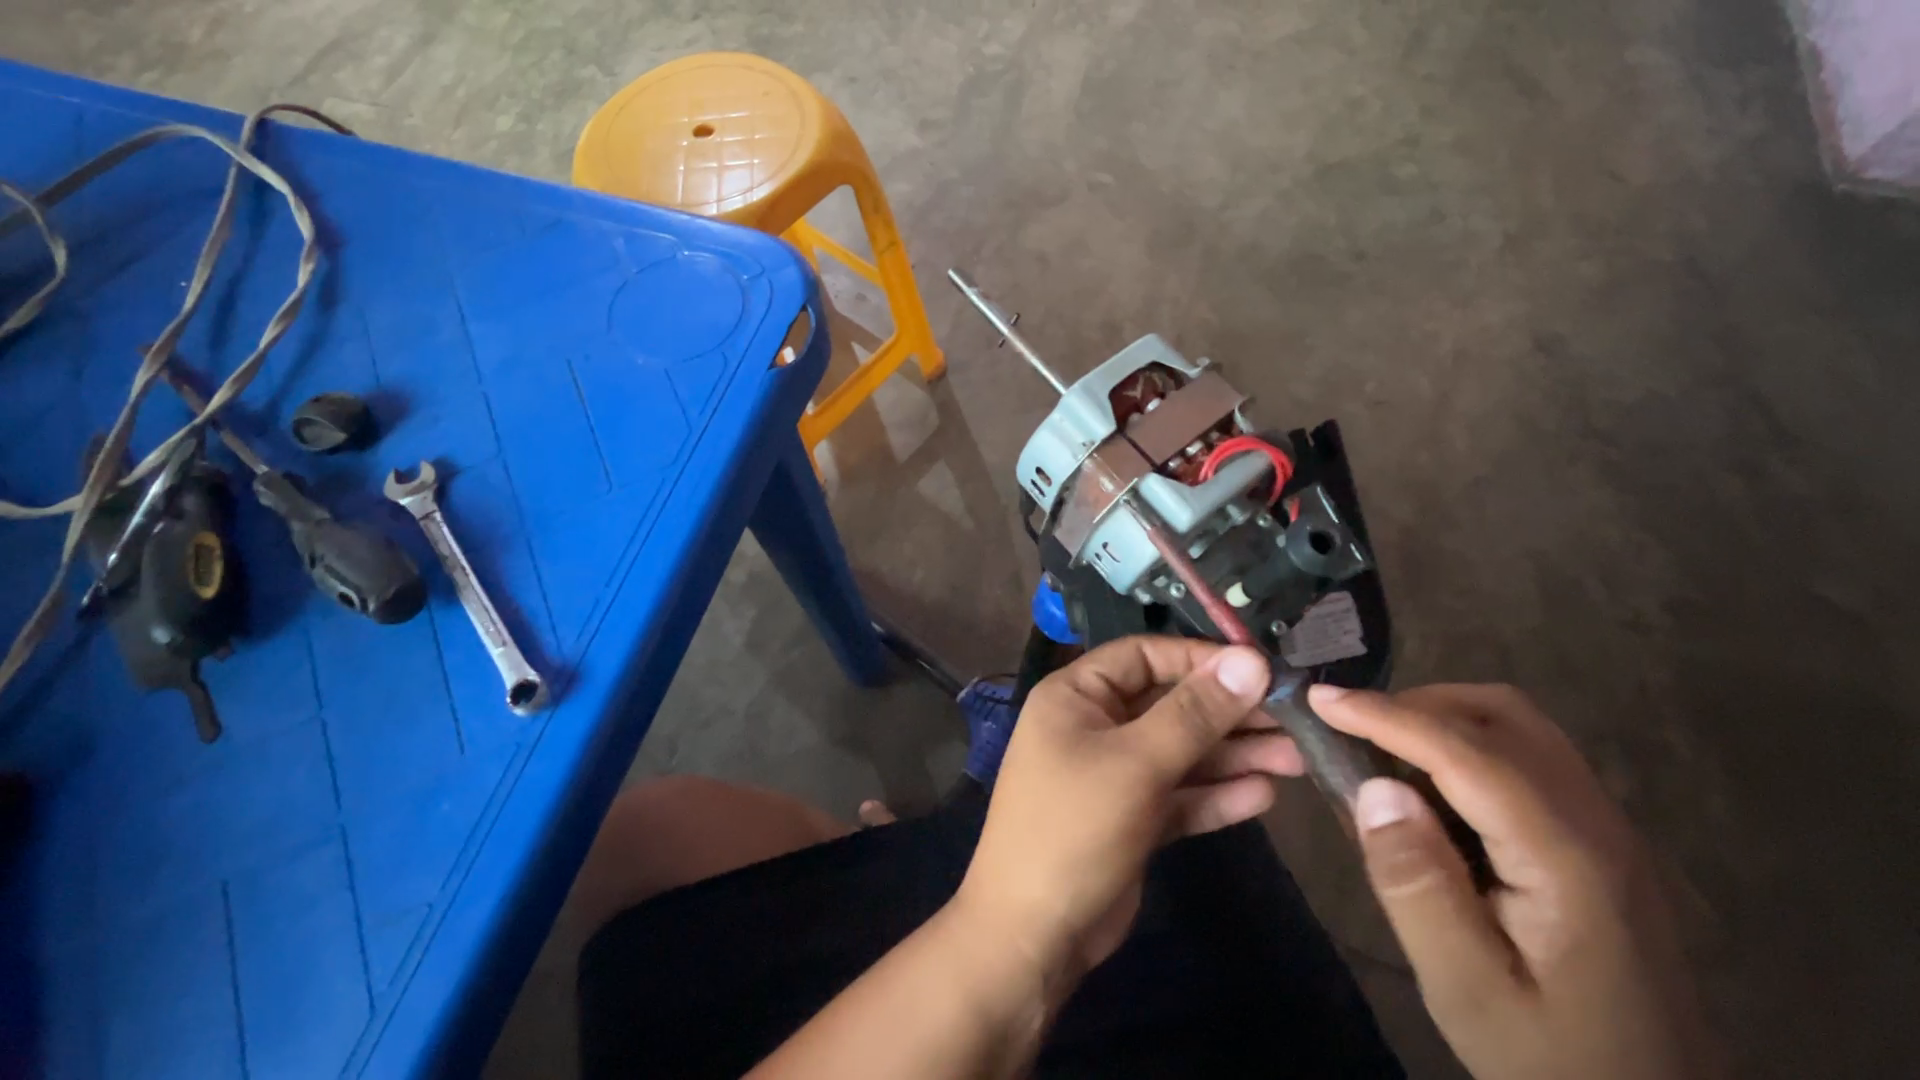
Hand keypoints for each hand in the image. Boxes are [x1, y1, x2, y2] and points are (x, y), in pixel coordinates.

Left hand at [954, 637, 1303, 986]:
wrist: (1034, 933)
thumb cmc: (1075, 828)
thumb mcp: (1137, 763)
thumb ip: (1196, 712)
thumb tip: (1251, 660)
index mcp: (1076, 697)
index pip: (1144, 656)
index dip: (1200, 658)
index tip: (1261, 669)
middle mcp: (1093, 727)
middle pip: (1170, 705)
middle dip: (1229, 713)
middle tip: (1294, 719)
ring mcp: (1112, 776)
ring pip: (1181, 753)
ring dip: (1233, 755)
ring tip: (1297, 758)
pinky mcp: (1131, 819)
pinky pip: (1179, 796)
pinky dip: (1216, 796)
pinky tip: (1264, 796)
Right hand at [1311, 683, 1717, 1079]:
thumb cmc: (1550, 1055)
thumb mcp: (1466, 988)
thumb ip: (1418, 886)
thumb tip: (1374, 787)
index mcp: (1566, 857)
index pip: (1467, 753)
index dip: (1387, 717)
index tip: (1318, 699)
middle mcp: (1597, 823)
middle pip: (1505, 717)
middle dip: (1416, 705)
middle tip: (1348, 729)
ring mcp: (1607, 830)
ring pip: (1521, 730)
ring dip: (1443, 720)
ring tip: (1380, 754)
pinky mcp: (1599, 844)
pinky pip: (1529, 760)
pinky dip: (1467, 747)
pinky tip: (1431, 792)